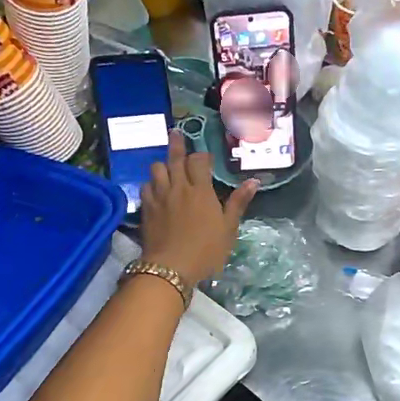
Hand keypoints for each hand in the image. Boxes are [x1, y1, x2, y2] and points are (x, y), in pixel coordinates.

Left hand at [140, 131, 255, 284]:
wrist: (171, 268)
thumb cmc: (206, 250)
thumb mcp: (228, 228)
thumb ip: (238, 203)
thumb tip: (254, 181)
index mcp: (201, 190)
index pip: (199, 161)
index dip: (202, 155)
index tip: (205, 156)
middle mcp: (179, 187)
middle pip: (175, 158)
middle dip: (177, 144)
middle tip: (175, 132)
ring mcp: (160, 197)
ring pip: (157, 169)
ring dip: (162, 164)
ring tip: (166, 164)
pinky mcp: (146, 208)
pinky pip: (146, 187)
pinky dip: (151, 183)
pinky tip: (155, 188)